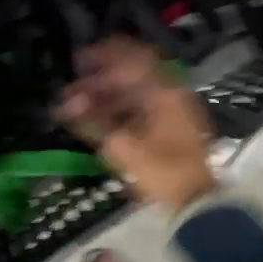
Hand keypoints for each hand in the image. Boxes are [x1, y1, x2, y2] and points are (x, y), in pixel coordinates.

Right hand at [58, 37, 216, 209]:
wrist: (197, 204)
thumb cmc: (162, 171)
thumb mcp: (123, 146)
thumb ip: (92, 120)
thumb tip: (65, 104)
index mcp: (164, 92)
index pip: (131, 59)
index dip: (102, 56)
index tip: (79, 60)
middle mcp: (173, 94)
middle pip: (133, 74)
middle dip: (101, 78)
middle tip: (77, 85)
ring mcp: (177, 109)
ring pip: (137, 91)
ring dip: (109, 93)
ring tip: (83, 104)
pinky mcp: (175, 126)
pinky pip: (144, 105)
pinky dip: (122, 107)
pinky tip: (103, 117)